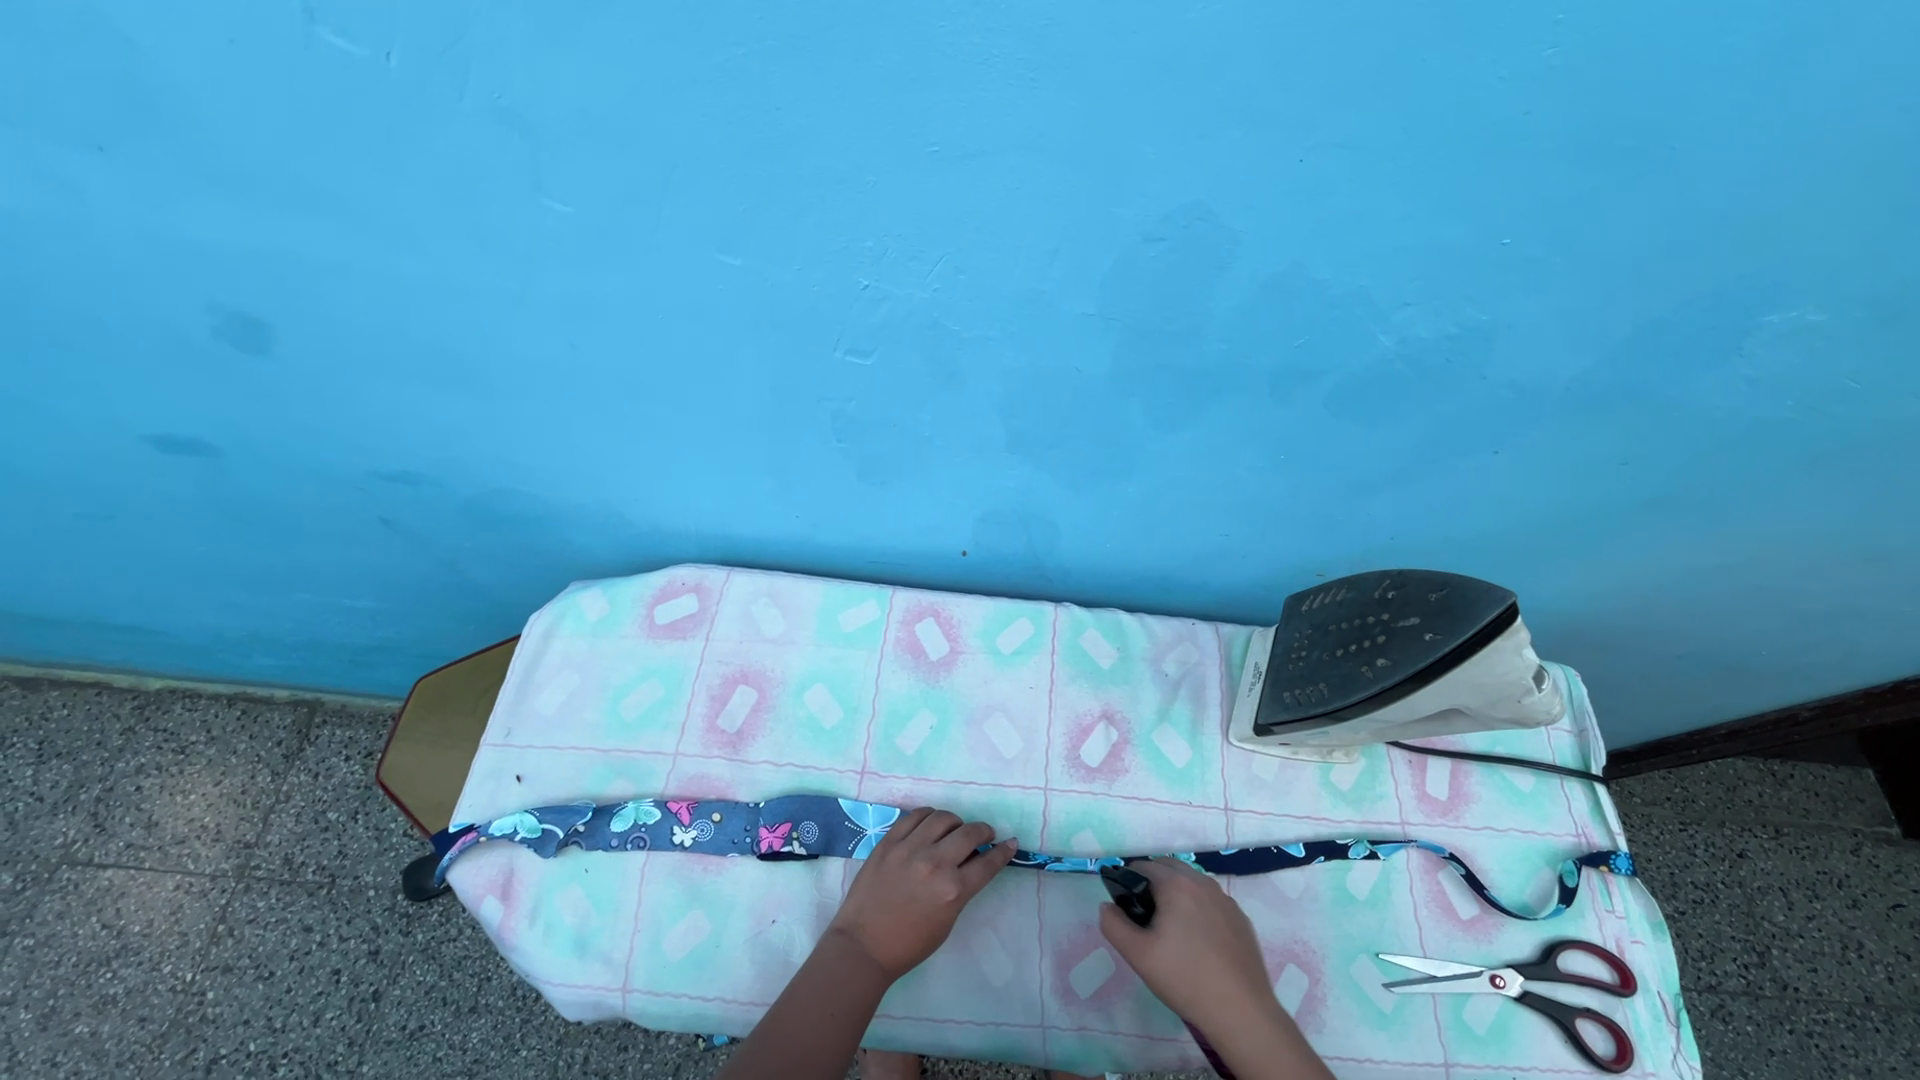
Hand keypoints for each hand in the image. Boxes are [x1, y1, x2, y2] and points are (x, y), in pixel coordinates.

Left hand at [825, 807, 1016, 979]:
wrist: (864, 945)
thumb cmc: (910, 943)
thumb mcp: (948, 920)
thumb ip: (962, 888)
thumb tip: (972, 862)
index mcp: (953, 890)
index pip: (987, 862)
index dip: (1003, 851)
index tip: (1010, 843)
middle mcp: (934, 864)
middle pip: (968, 833)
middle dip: (983, 830)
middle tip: (984, 833)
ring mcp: (908, 849)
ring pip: (942, 818)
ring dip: (956, 821)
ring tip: (955, 829)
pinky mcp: (888, 842)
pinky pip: (914, 816)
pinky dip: (928, 816)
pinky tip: (931, 824)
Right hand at [1098, 858, 1277, 1029]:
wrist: (1241, 1011)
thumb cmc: (1184, 978)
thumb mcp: (1137, 955)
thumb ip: (1113, 924)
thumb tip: (1107, 906)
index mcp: (1176, 885)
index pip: (1143, 866)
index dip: (1128, 881)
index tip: (1124, 907)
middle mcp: (1203, 883)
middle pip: (1169, 868)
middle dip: (1152, 882)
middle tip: (1144, 916)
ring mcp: (1226, 900)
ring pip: (1193, 883)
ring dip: (1176, 892)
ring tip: (1170, 928)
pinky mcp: (1241, 919)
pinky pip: (1211, 901)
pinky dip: (1199, 908)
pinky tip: (1198, 941)